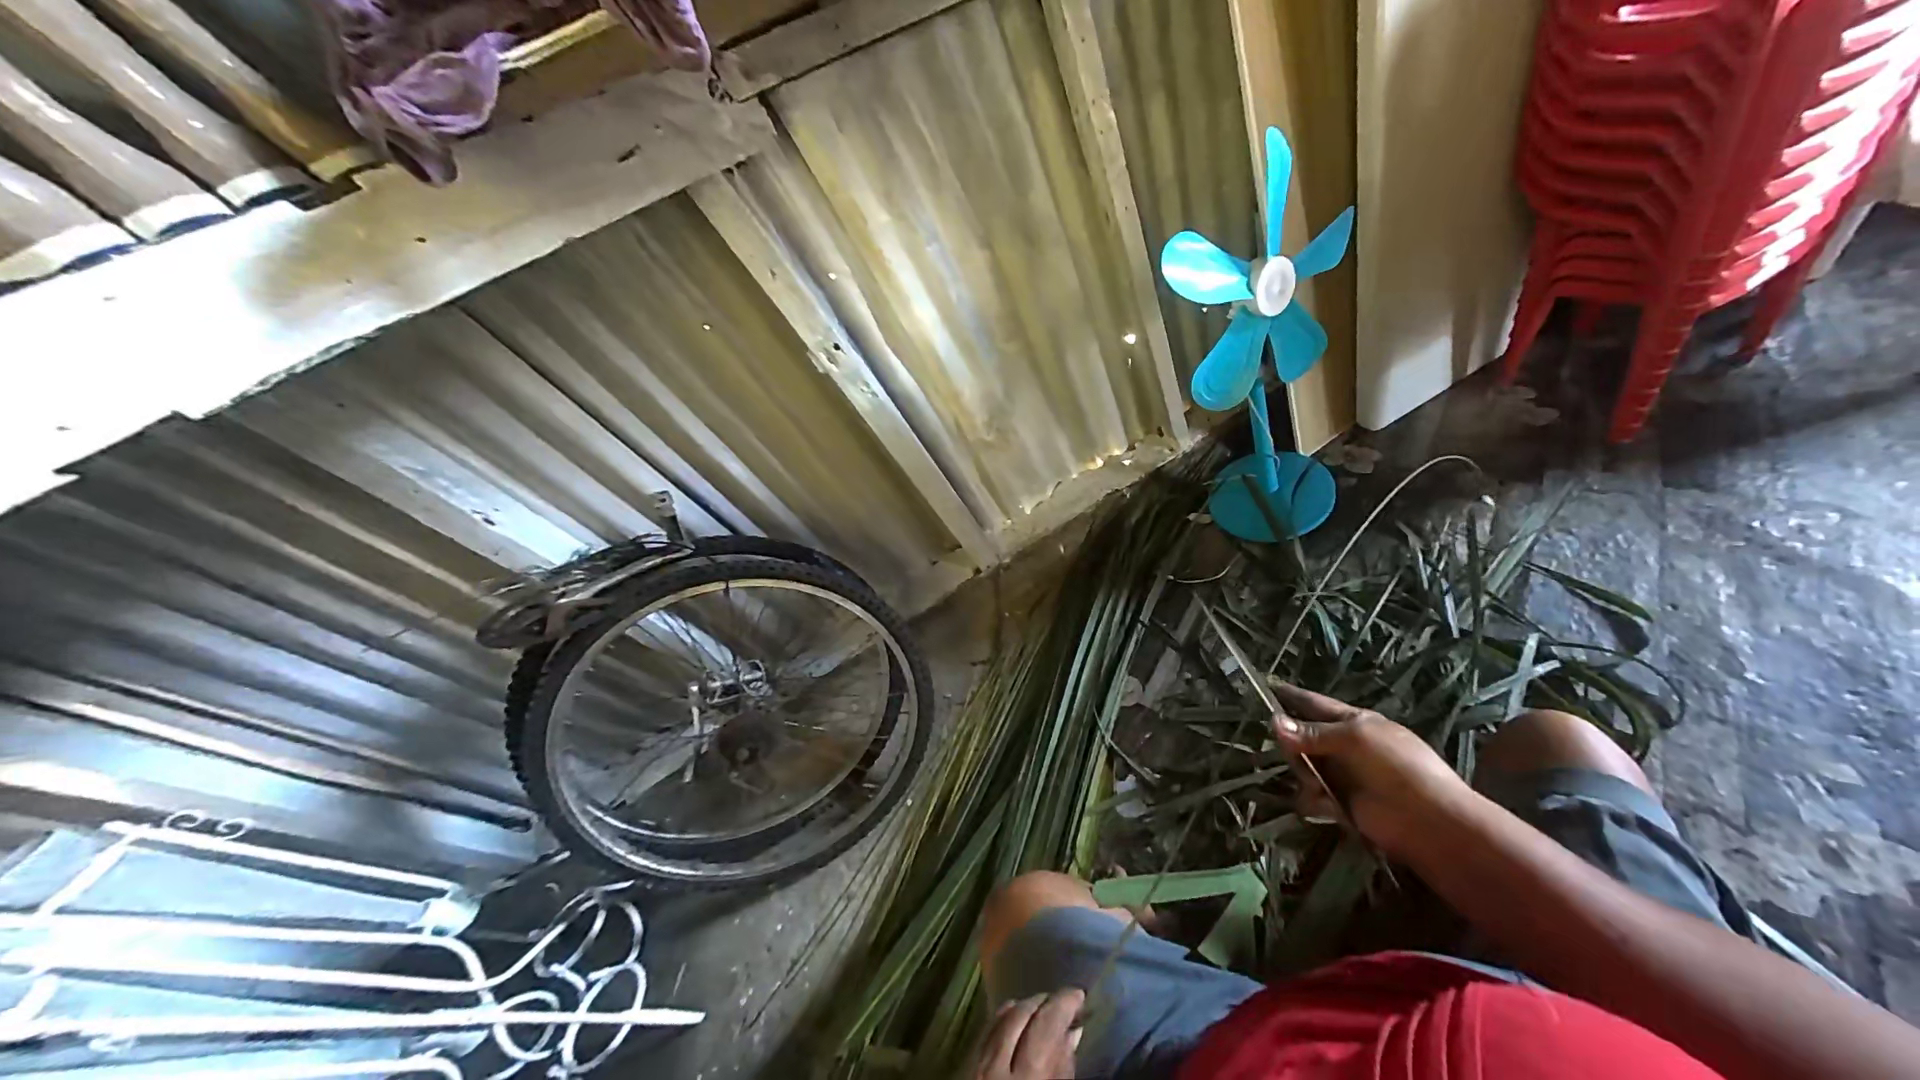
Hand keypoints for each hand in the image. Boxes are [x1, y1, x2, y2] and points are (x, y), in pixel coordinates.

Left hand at [972, 989, 1083, 1079]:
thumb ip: (1062, 1071)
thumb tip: (1071, 1033)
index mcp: (1027, 1077)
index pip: (1045, 1026)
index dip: (1063, 1005)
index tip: (1079, 994)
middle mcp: (996, 1064)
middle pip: (1020, 1016)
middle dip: (1043, 1001)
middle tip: (1063, 999)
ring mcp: (975, 1064)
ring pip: (1000, 1018)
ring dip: (1022, 1006)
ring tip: (1041, 1005)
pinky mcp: (965, 1065)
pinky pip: (985, 1032)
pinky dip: (1002, 1018)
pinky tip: (1013, 1017)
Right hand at [1269, 681, 1475, 859]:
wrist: (1430, 821)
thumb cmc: (1398, 767)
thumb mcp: (1355, 738)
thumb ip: (1312, 732)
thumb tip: (1273, 721)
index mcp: (1353, 722)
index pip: (1314, 704)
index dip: (1291, 696)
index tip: (1265, 687)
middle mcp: (1343, 746)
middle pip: (1300, 737)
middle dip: (1292, 744)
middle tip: (1294, 753)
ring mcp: (1341, 775)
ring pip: (1302, 767)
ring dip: (1304, 774)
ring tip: (1317, 784)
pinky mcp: (1339, 804)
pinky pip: (1310, 796)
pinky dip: (1313, 800)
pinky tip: (1325, 805)